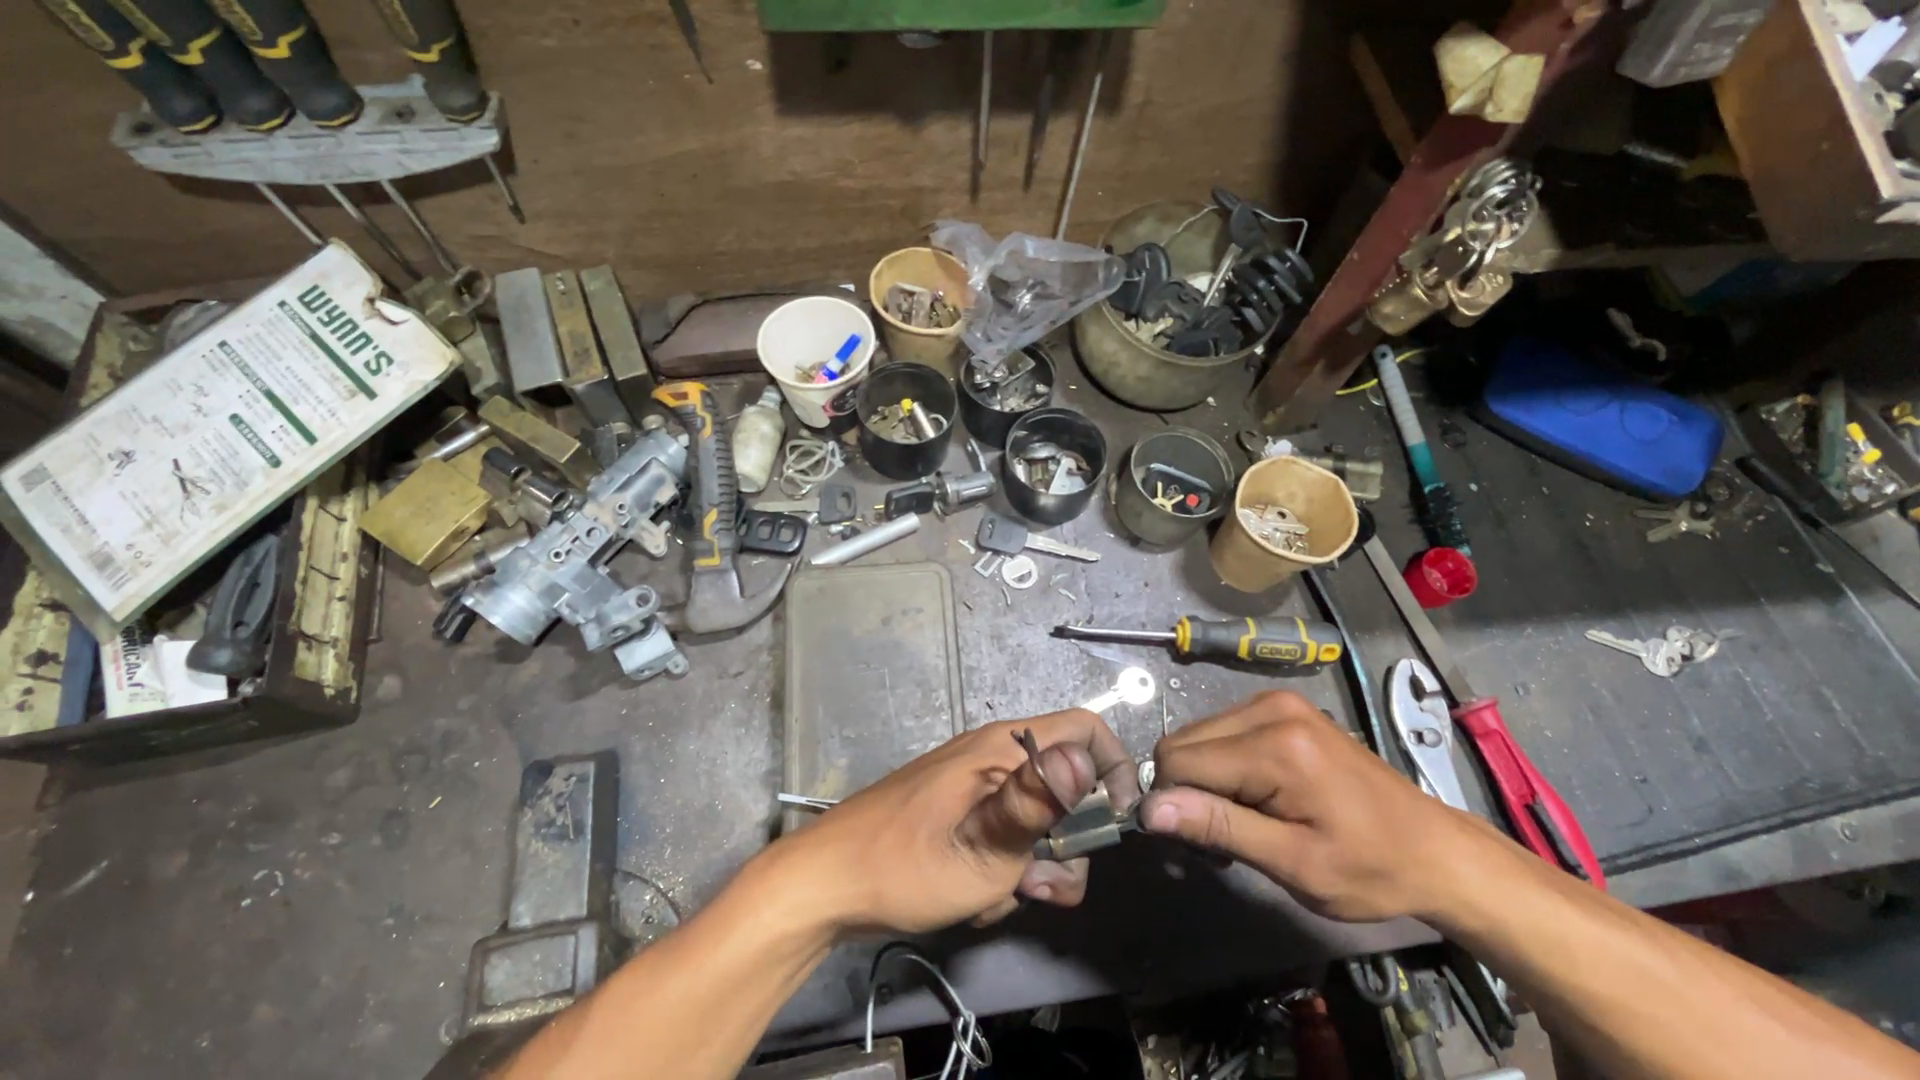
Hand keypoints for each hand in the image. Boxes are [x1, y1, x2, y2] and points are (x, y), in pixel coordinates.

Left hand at [764, 710, 1139, 934]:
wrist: (826, 888)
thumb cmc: (904, 866)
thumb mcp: (982, 847)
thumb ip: (1037, 804)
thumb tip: (1084, 758)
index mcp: (1002, 748)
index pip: (1086, 730)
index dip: (1113, 769)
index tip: (1116, 825)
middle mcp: (993, 758)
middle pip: (1068, 788)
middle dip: (1067, 846)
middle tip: (1041, 887)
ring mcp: (974, 789)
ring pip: (1038, 824)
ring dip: (1031, 869)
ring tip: (994, 897)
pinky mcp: (959, 815)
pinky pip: (1005, 838)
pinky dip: (1001, 871)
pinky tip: (971, 897)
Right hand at [1139, 690, 1496, 921]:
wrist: (1434, 850)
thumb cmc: (1369, 868)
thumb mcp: (1293, 862)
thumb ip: (1218, 828)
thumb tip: (1149, 809)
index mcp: (1275, 745)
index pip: (1177, 760)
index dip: (1175, 805)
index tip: (1204, 846)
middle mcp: (1271, 709)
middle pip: (1182, 743)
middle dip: (1188, 792)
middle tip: (1226, 838)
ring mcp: (1277, 703)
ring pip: (1197, 737)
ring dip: (1204, 781)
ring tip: (1244, 821)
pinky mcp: (1282, 709)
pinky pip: (1221, 732)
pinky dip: (1222, 767)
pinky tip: (1253, 797)